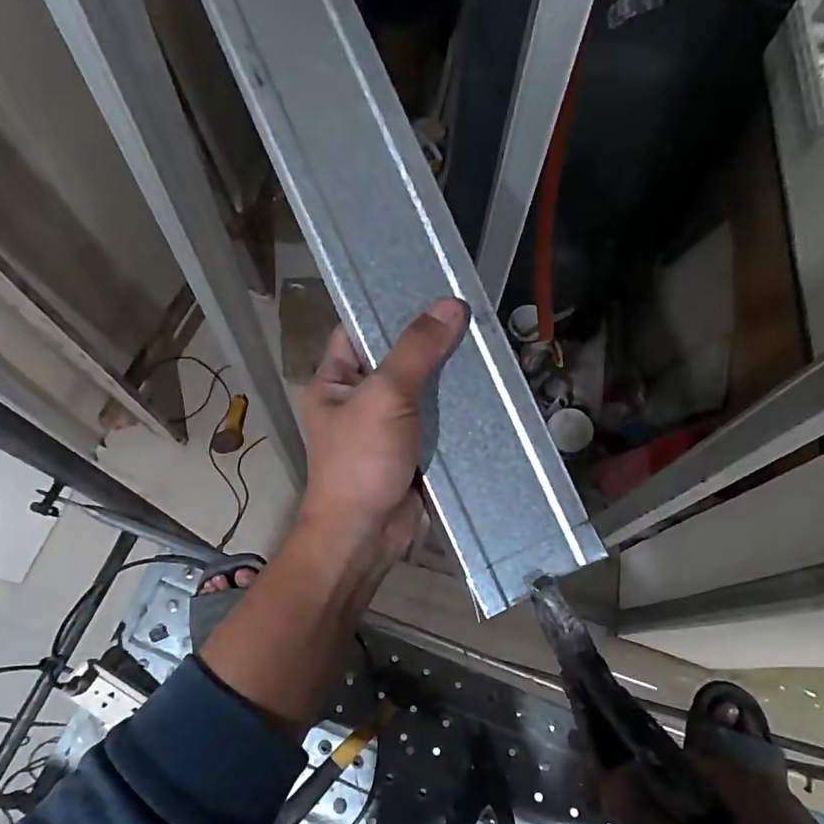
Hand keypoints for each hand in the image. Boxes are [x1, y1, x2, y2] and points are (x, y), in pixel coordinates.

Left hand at [198, 298, 465, 737]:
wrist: (365, 536)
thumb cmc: (360, 462)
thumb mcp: (384, 396)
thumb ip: (416, 351)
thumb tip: (450, 306)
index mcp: (335, 380)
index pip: (358, 329)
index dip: (390, 307)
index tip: (430, 287)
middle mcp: (359, 399)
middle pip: (397, 358)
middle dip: (432, 342)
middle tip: (472, 315)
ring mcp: (388, 427)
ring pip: (423, 391)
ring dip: (450, 377)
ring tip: (487, 345)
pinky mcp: (414, 451)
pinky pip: (437, 421)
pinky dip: (458, 411)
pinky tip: (488, 391)